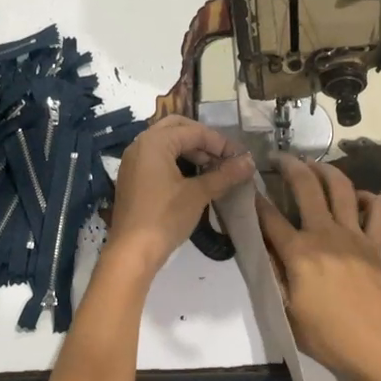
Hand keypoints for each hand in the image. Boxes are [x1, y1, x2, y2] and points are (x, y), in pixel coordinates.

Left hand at [106, 116, 255, 278]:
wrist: (132, 251)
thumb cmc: (165, 218)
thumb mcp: (198, 194)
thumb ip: (224, 175)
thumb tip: (249, 162)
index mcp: (154, 142)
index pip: (194, 132)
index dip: (220, 143)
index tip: (239, 158)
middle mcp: (140, 144)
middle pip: (177, 129)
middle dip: (202, 140)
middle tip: (222, 157)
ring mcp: (132, 161)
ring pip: (165, 143)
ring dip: (190, 150)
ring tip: (212, 168)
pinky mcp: (132, 177)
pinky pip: (156, 158)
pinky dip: (176, 161)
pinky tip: (192, 178)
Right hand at [255, 156, 380, 380]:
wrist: (379, 344)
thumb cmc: (328, 336)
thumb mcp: (288, 311)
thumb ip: (275, 276)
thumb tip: (265, 250)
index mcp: (298, 253)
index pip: (269, 217)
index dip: (254, 199)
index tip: (246, 186)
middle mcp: (325, 234)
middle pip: (306, 186)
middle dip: (290, 166)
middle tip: (278, 158)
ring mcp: (355, 236)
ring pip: (342, 187)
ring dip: (326, 170)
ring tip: (314, 165)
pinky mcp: (376, 243)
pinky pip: (377, 210)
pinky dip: (368, 198)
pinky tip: (358, 199)